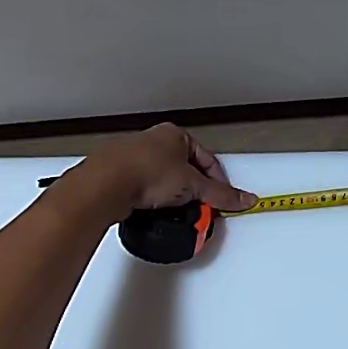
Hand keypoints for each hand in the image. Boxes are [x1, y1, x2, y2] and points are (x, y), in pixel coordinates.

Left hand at [70, 124, 257, 215]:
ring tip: (174, 214)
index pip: (207, 160)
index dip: (218, 183)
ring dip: (172, 198)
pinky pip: (143, 191)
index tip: (221, 201)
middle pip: (185, 171)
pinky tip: (153, 212)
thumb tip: (242, 199)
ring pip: (163, 182)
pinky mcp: (118, 177)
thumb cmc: (144, 170)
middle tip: (199, 209)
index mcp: (175, 134)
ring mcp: (133, 158)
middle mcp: (153, 141)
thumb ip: (221, 195)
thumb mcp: (193, 186)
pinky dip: (151, 202)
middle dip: (194, 192)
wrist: (104, 184)